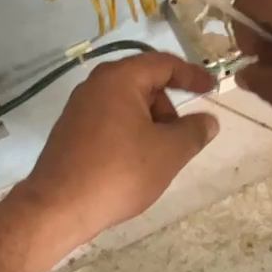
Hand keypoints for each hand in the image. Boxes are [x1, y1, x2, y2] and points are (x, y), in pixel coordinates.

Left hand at [12, 51, 218, 246]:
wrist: (59, 207)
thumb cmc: (119, 173)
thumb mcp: (169, 152)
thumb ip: (194, 132)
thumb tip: (208, 121)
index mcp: (119, 79)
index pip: (163, 64)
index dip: (192, 75)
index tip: (212, 89)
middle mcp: (94, 86)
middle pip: (144, 85)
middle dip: (168, 109)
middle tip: (178, 141)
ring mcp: (78, 110)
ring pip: (126, 107)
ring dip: (149, 127)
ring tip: (155, 161)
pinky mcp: (70, 133)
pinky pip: (109, 124)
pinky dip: (129, 137)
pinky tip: (131, 167)